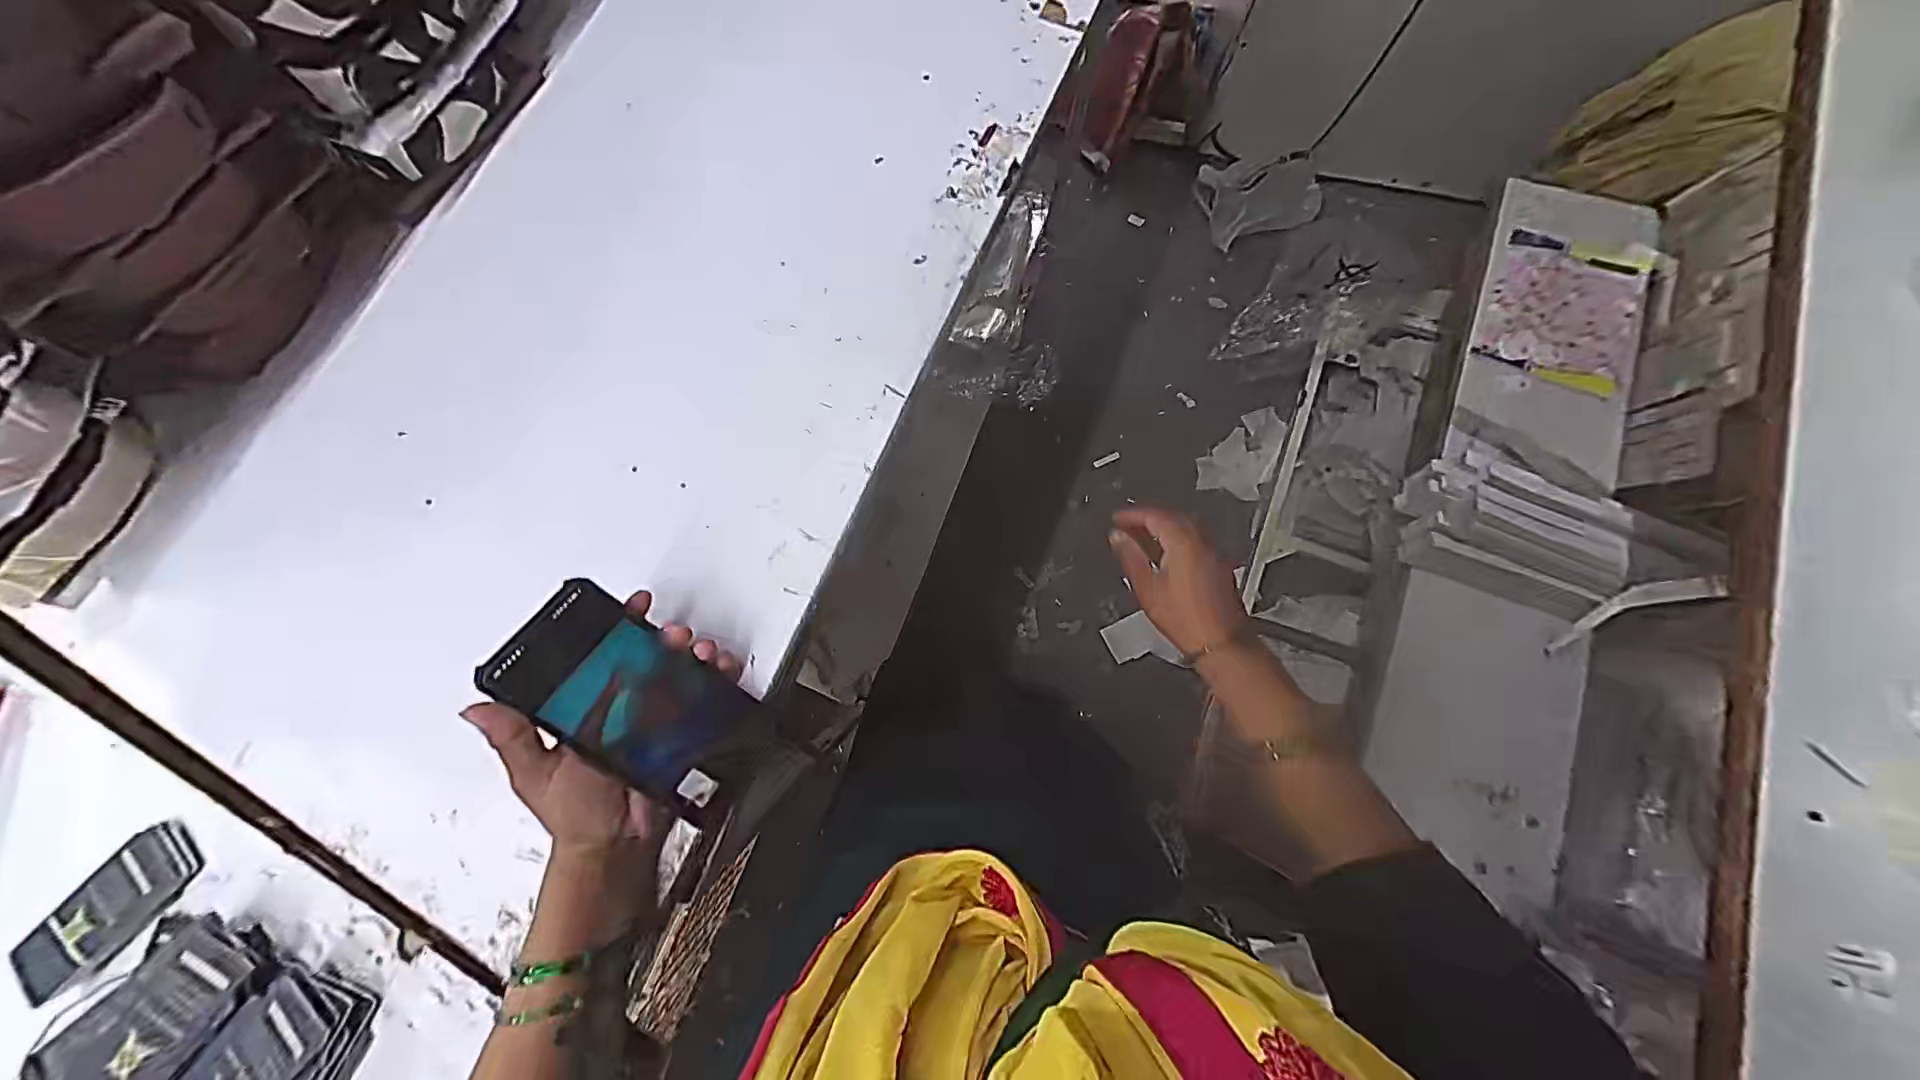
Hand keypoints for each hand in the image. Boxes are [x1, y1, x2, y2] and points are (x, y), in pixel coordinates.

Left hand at [462, 590, 743, 854]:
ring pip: (681, 673)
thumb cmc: (576, 813)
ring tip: (695, 651)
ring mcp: (659, 717)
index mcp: (589, 709)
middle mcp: (626, 707)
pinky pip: (706, 699)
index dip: (619, 629)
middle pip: (650, 659)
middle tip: (669, 634)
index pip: (606, 658)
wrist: (617, 845)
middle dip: (663, 638)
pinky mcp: (687, 731)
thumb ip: (513, 738)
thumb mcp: (534, 773)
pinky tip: (718, 670)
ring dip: (693, 655)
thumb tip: (477, 708)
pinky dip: (717, 679)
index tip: (629, 610)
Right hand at [1109, 506, 1247, 656]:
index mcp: (1183, 544)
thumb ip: (1131, 557)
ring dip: (1164, 527)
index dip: (1132, 514)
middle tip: (1128, 525)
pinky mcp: (1219, 566)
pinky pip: (1197, 541)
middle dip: (1148, 517)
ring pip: (1187, 527)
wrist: (1219, 643)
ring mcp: (1214, 554)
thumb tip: (1119, 538)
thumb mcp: (1146, 588)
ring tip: (1144, 537)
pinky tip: (1166, 553)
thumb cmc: (1188, 622)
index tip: (1118, 518)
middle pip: (1173, 517)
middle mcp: (1203, 543)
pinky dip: (1178, 539)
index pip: (1155, 515)